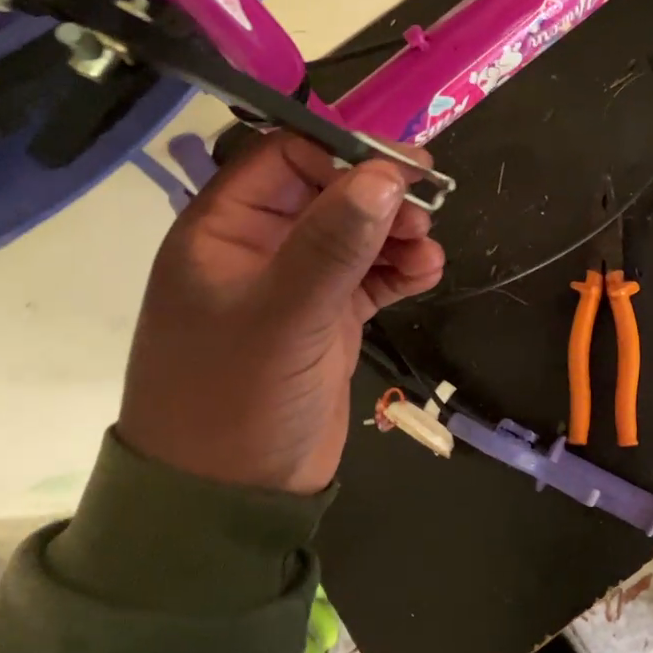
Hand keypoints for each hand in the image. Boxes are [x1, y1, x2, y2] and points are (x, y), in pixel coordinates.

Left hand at [118, 131, 444, 493]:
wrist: (231, 497)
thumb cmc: (236, 399)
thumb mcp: (285, 316)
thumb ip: (333, 243)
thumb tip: (386, 175)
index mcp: (224, 230)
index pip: (285, 159)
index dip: (343, 155)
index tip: (402, 170)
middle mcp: (261, 248)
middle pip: (330, 193)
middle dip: (380, 198)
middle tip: (428, 212)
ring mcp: (297, 285)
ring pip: (357, 234)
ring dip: (397, 235)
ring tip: (428, 252)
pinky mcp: (328, 319)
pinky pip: (371, 276)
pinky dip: (401, 270)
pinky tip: (427, 275)